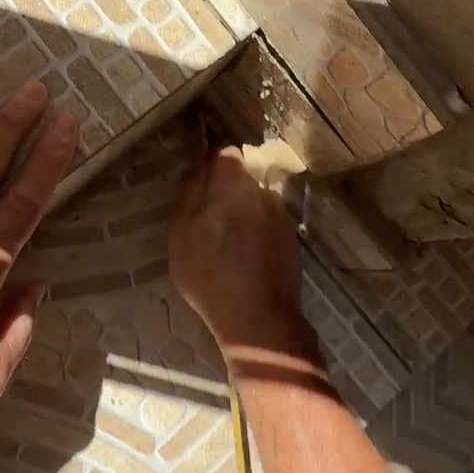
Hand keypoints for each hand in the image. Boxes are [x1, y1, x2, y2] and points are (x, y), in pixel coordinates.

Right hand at [169, 146, 311, 355]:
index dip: (209, 166)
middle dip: (224, 193)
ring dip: (242, 214)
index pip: (223, 154)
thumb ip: (190, 189)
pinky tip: (245, 261)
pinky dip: (256, 235)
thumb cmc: (209, 271)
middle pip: (240, 179)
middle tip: (206, 224)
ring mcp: (281, 216)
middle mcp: (262, 191)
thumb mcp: (182, 229)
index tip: (198, 189)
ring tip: (226, 247)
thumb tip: (198, 161)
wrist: (258, 318)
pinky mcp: (291, 240)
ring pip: (255, 203)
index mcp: (234, 182)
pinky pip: (267, 225)